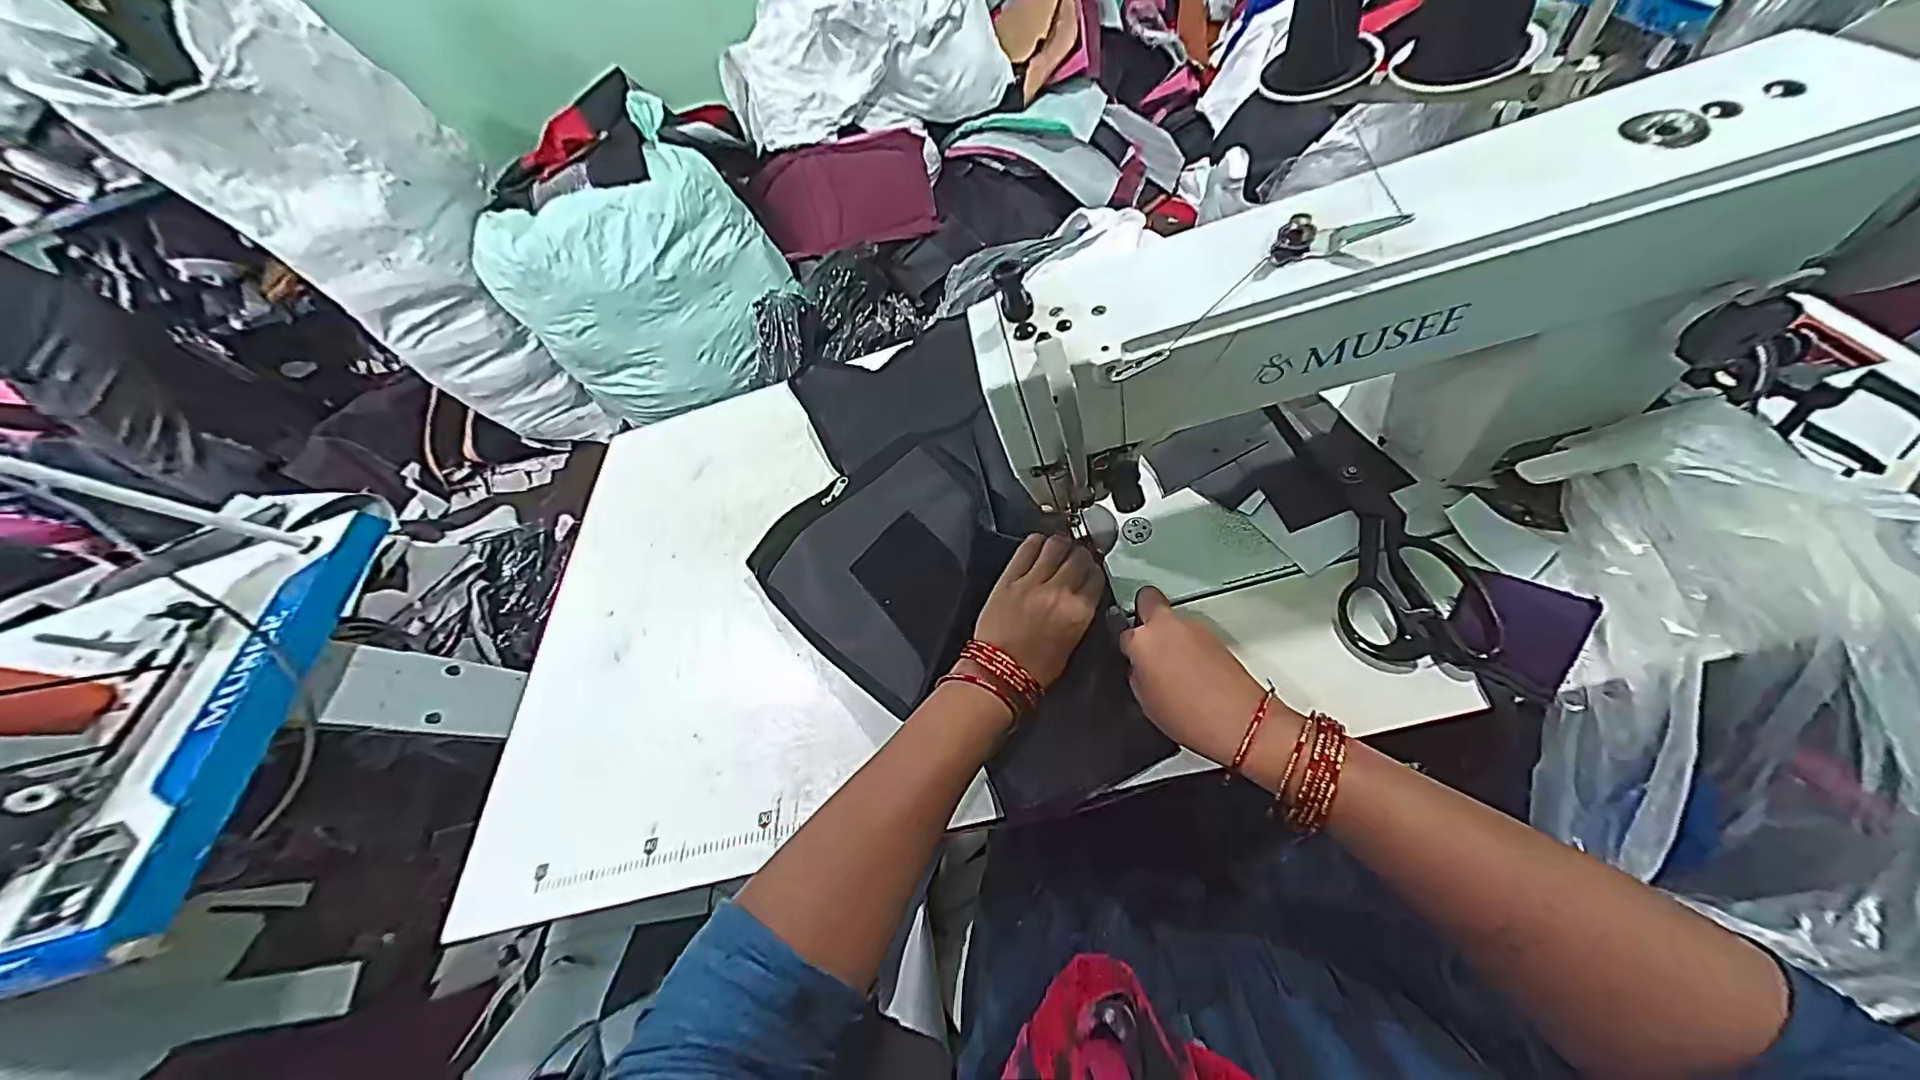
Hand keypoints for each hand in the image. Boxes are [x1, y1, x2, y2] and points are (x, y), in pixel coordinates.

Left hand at [974, 534, 1103, 687]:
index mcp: (1078, 612)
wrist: (1000, 672)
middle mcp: (1059, 593)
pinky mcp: (1009, 579)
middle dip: (1080, 553)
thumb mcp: (1072, 643)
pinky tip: (1037, 543)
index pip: (1096, 576)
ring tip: (1059, 545)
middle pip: (1079, 557)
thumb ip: (1080, 613)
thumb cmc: (1035, 667)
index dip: (1094, 568)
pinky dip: (1035, 542)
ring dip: (1061, 543)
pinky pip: (1026, 549)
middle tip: (1076, 554)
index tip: (1090, 566)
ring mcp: (1032, 583)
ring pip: (1055, 546)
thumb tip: (1081, 594)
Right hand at [1119, 586, 1285, 766]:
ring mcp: (1194, 627)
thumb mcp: (1145, 701)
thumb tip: (1139, 668)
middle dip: (1144, 613)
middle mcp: (1167, 625)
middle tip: (1147, 637)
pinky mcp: (1215, 635)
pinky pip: (1193, 633)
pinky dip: (1191, 644)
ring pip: (1173, 618)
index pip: (1123, 631)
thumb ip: (1136, 673)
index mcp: (1142, 640)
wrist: (1239, 722)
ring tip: (1176, 666)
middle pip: (1148, 599)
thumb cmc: (1193, 716)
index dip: (1127, 645)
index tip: (1131, 655)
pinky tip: (1194, 671)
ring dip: (1171, 633)